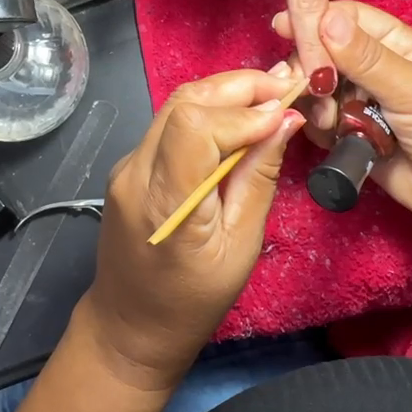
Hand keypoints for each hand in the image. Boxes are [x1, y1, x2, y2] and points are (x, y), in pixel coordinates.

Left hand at [86, 68, 303, 388]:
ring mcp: (126, 165)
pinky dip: (206, 111)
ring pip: (173, 106)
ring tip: (268, 98)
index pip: (194, 126)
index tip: (284, 112)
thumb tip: (285, 121)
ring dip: (222, 93)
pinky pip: (168, 124)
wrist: (129, 325)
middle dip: (237, 86)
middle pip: (183, 103)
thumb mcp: (240, 247)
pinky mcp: (129, 165)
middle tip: (284, 87)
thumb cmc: (192, 302)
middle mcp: (135, 172)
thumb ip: (258, 178)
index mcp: (164, 202)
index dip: (242, 111)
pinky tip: (237, 119)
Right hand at [279, 2, 411, 251]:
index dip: (315, 20)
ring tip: (328, 118)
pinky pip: (323, 125)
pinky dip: (317, 128)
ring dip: (315, 100)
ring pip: (320, 91)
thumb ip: (366, 57)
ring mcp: (367, 106)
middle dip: (311, 66)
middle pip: (325, 54)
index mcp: (400, 46)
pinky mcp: (357, 140)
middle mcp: (379, 71)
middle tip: (306, 83)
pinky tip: (327, 135)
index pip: (348, 18)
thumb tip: (325, 16)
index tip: (282, 28)